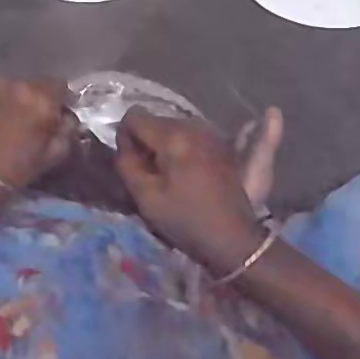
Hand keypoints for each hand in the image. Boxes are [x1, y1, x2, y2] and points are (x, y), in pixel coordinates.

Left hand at [0, 77, 75, 191]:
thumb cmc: (19, 166)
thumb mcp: (54, 153)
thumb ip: (67, 130)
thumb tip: (69, 117)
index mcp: (43, 100)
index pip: (61, 85)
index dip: (63, 99)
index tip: (60, 112)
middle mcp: (22, 85)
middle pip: (40, 82)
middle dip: (43, 95)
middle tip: (41, 114)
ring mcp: (0, 84)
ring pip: (21, 83)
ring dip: (24, 95)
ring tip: (21, 113)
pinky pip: (3, 87)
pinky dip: (8, 95)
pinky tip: (5, 111)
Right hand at [117, 108, 283, 274]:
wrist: (235, 241)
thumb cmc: (186, 220)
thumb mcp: (144, 196)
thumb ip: (125, 161)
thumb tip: (124, 139)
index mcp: (174, 136)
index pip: (134, 117)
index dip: (126, 138)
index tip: (132, 163)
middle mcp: (194, 127)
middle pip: (154, 121)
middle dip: (146, 142)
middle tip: (150, 174)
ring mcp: (212, 134)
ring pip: (171, 128)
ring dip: (163, 146)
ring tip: (168, 175)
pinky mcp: (222, 145)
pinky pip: (188, 137)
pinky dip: (180, 149)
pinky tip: (185, 173)